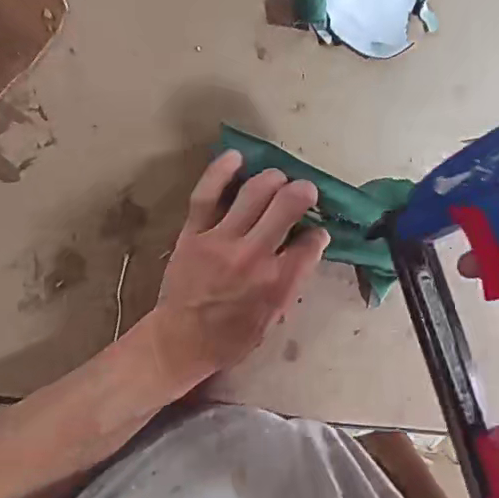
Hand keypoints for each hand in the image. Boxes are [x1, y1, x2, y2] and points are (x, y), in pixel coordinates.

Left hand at [138, 150, 329, 389]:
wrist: (180, 341)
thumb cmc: (230, 338)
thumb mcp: (272, 319)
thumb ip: (291, 283)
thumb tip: (308, 249)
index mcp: (277, 283)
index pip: (311, 243)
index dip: (318, 234)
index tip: (315, 233)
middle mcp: (253, 256)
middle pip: (287, 206)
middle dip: (303, 192)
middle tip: (305, 191)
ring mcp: (221, 241)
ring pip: (254, 193)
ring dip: (273, 179)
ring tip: (279, 179)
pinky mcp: (194, 233)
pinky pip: (207, 194)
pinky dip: (221, 171)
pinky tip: (236, 157)